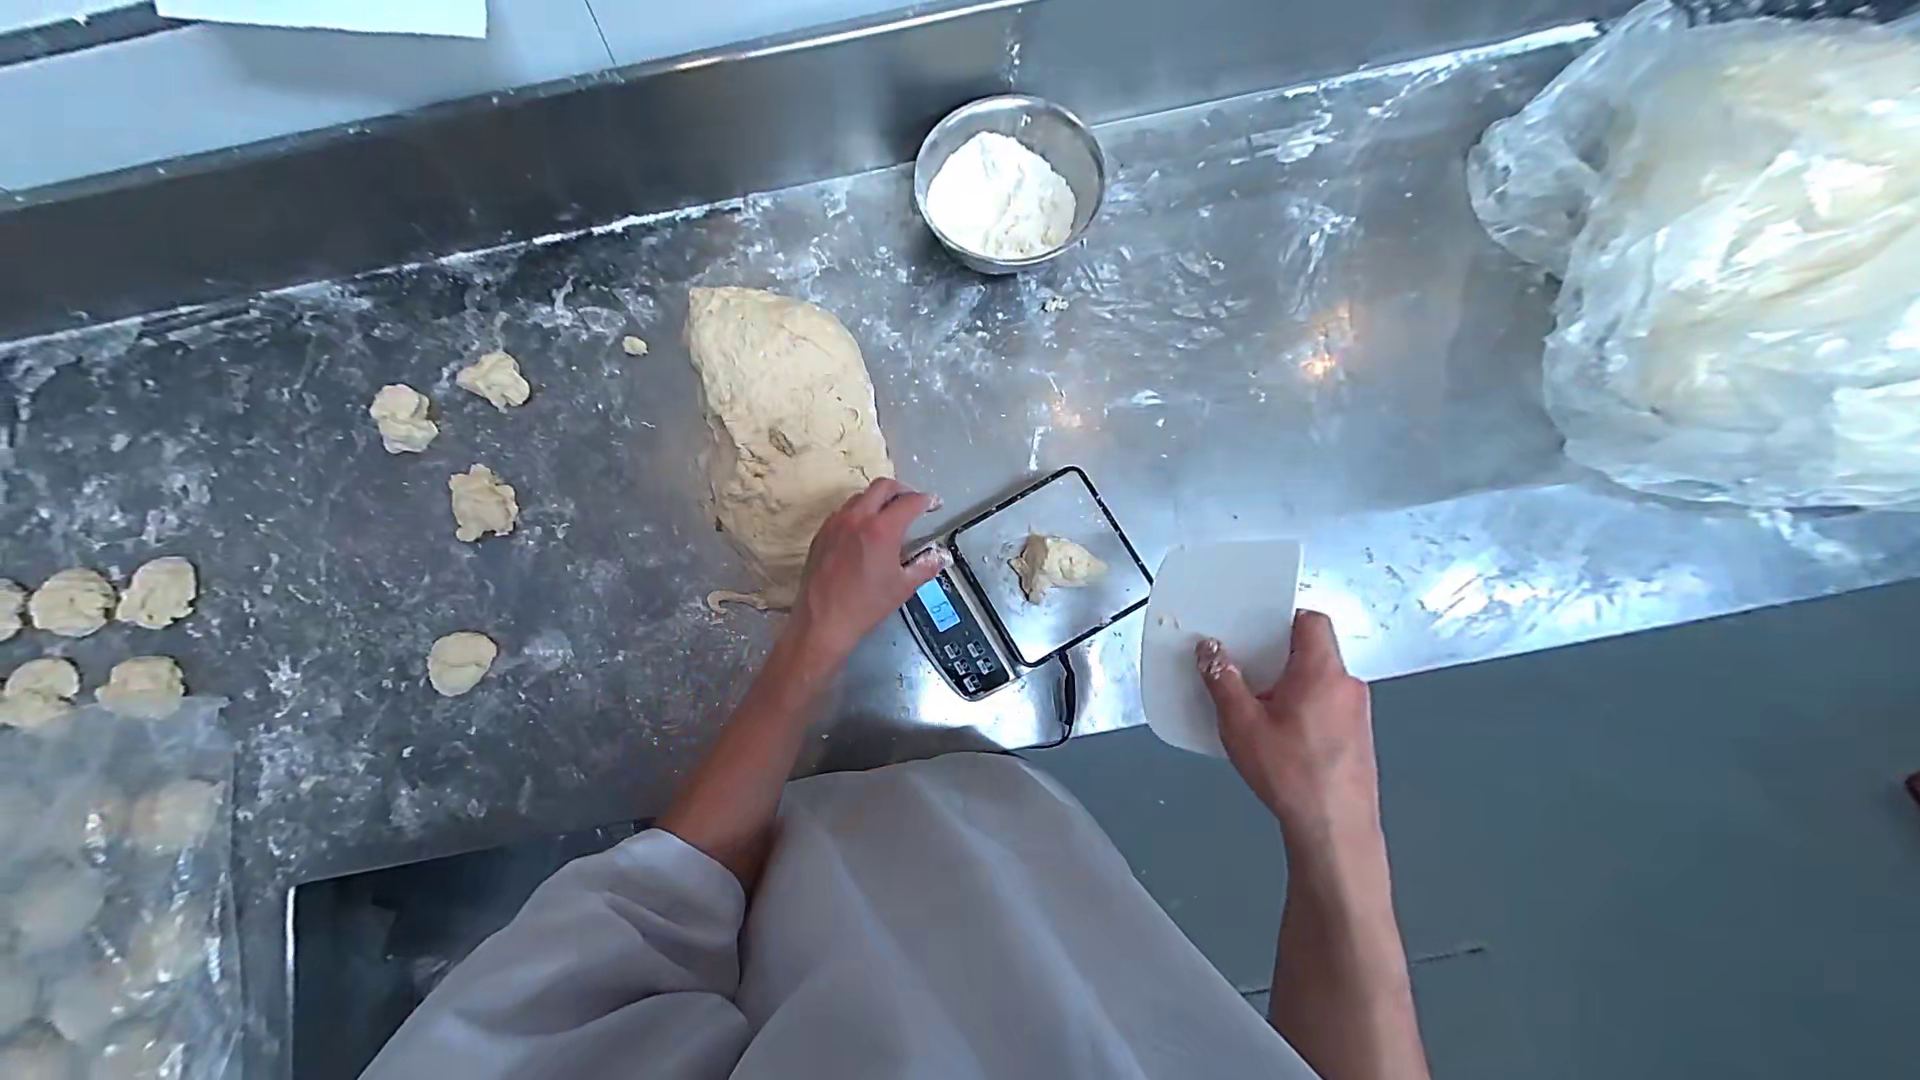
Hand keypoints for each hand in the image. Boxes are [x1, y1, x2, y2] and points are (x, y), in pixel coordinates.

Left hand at [786, 478, 946, 667]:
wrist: (823, 621)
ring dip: (879, 499)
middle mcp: (857, 518)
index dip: (926, 500)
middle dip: (903, 490)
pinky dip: (859, 511)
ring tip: (890, 515)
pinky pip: (844, 511)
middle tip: (913, 502)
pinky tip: (865, 530)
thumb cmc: (866, 605)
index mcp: (881, 529)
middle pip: (883, 486)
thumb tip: (940, 556)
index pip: (910, 502)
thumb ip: (926, 566)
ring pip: (861, 496)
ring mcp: (835, 523)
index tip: (934, 504)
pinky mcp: (822, 533)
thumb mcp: (903, 586)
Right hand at [1196, 611, 1380, 849]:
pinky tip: (1279, 733)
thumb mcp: (1241, 723)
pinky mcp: (1357, 736)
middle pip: (1312, 649)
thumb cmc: (1294, 777)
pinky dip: (1303, 706)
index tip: (1256, 626)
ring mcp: (1357, 712)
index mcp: (1321, 672)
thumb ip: (1222, 680)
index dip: (1282, 617)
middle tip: (1246, 670)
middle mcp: (1346, 686)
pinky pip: (1326, 703)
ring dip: (1289, 683)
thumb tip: (1211, 651)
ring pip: (1319, 678)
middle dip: (1276, 655)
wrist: (1335, 831)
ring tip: (1258, 708)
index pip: (1311, 620)